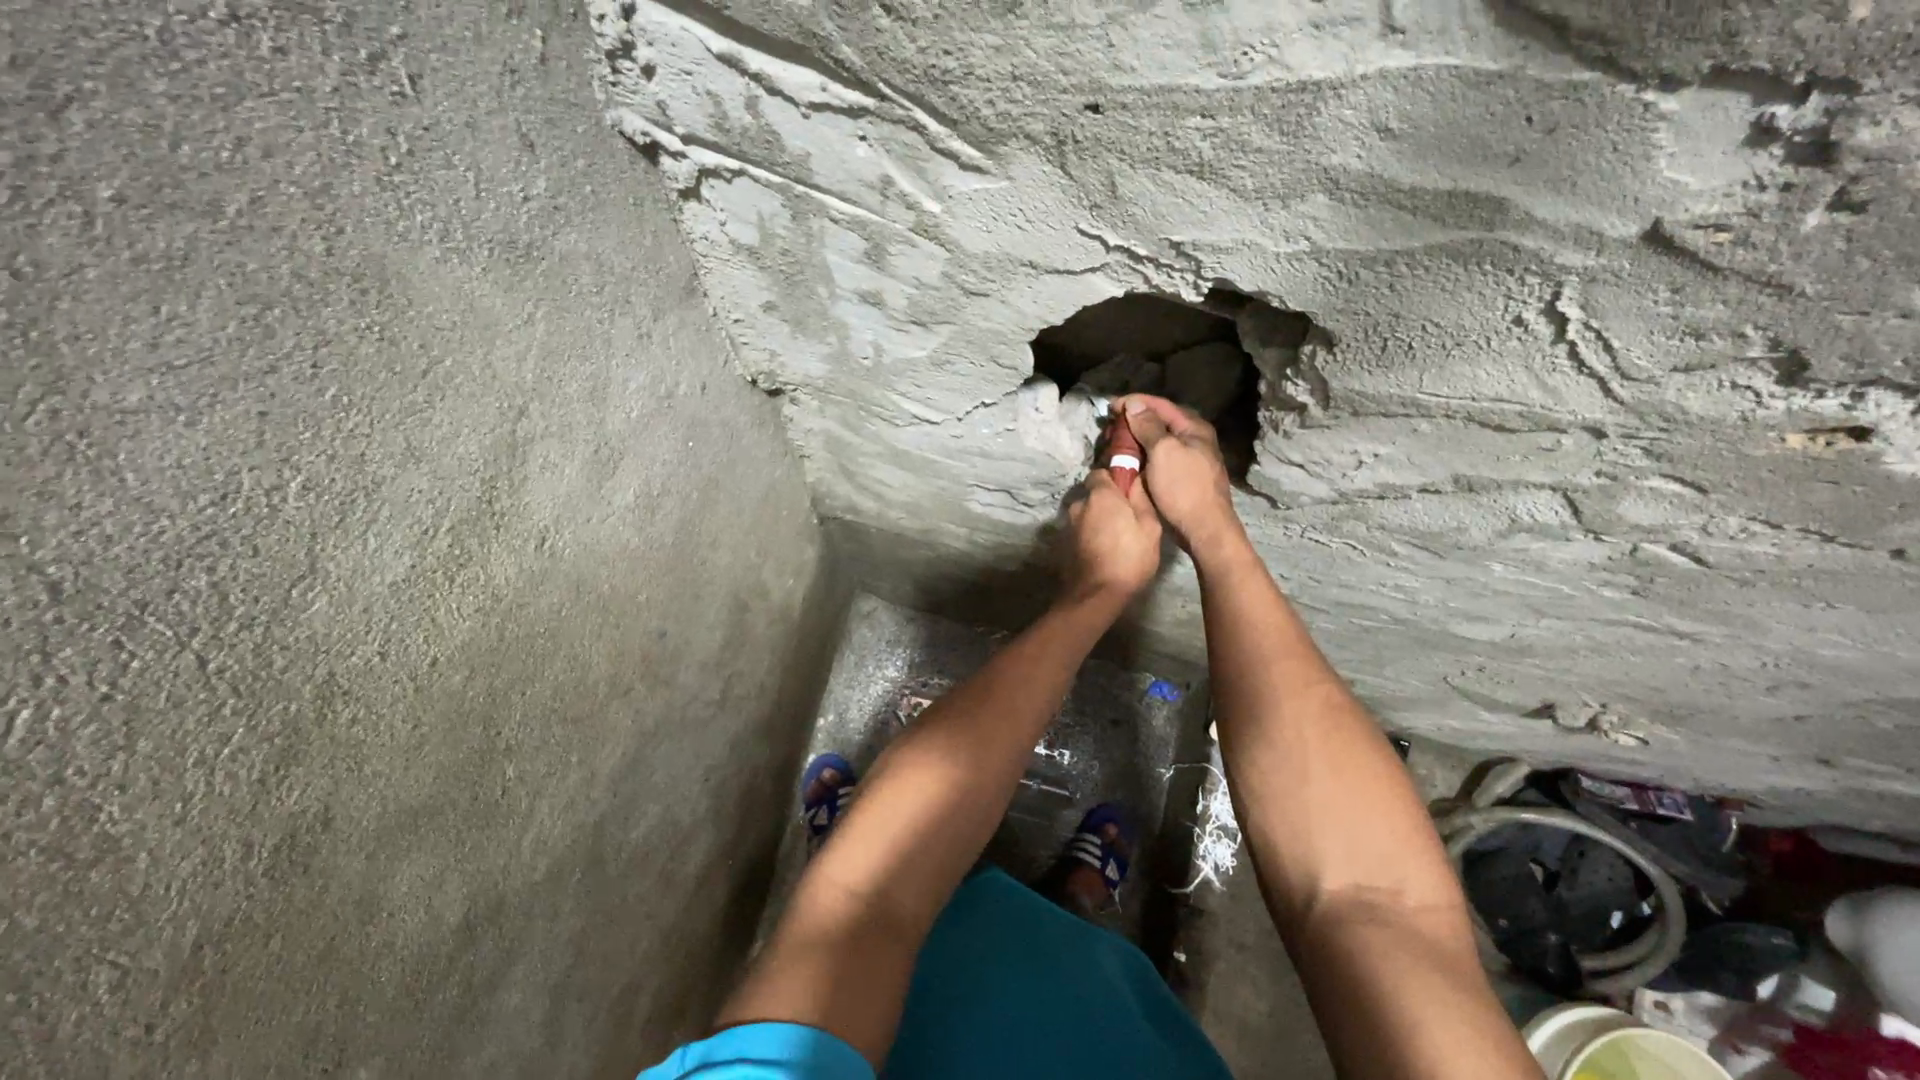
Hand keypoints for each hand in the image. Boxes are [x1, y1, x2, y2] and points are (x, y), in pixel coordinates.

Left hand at [1063, 468, 1162, 602]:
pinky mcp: (1062, 543)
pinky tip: (1101, 551)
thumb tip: (1136, 480)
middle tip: (1124, 520)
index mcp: (1100, 495)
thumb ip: (1141, 499)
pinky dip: (1087, 536)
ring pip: (1084, 514)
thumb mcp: (1150, 528)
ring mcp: (1067, 524)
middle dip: (1105, 503)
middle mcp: (1078, 504)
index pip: (1101, 473)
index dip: (1114, 480)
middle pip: (1092, 495)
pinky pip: (1079, 531)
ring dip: (1095, 520)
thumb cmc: (1129, 559)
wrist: (1096, 594)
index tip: (1127, 493)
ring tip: (1113, 539)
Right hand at [1115, 394, 1245, 557]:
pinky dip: (1140, 458)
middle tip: (1109, 427)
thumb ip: (1148, 426)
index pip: (1161, 405)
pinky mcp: (1180, 479)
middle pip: (1159, 423)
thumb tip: (1134, 404)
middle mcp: (1193, 440)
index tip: (1111, 406)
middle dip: (1133, 422)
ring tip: (1113, 444)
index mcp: (1194, 428)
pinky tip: (1126, 462)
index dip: (1135, 402)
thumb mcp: (1164, 451)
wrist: (1203, 530)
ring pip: (1156, 443)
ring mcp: (1188, 461)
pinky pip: (1156, 461)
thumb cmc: (1184, 487)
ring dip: (1135, 441)